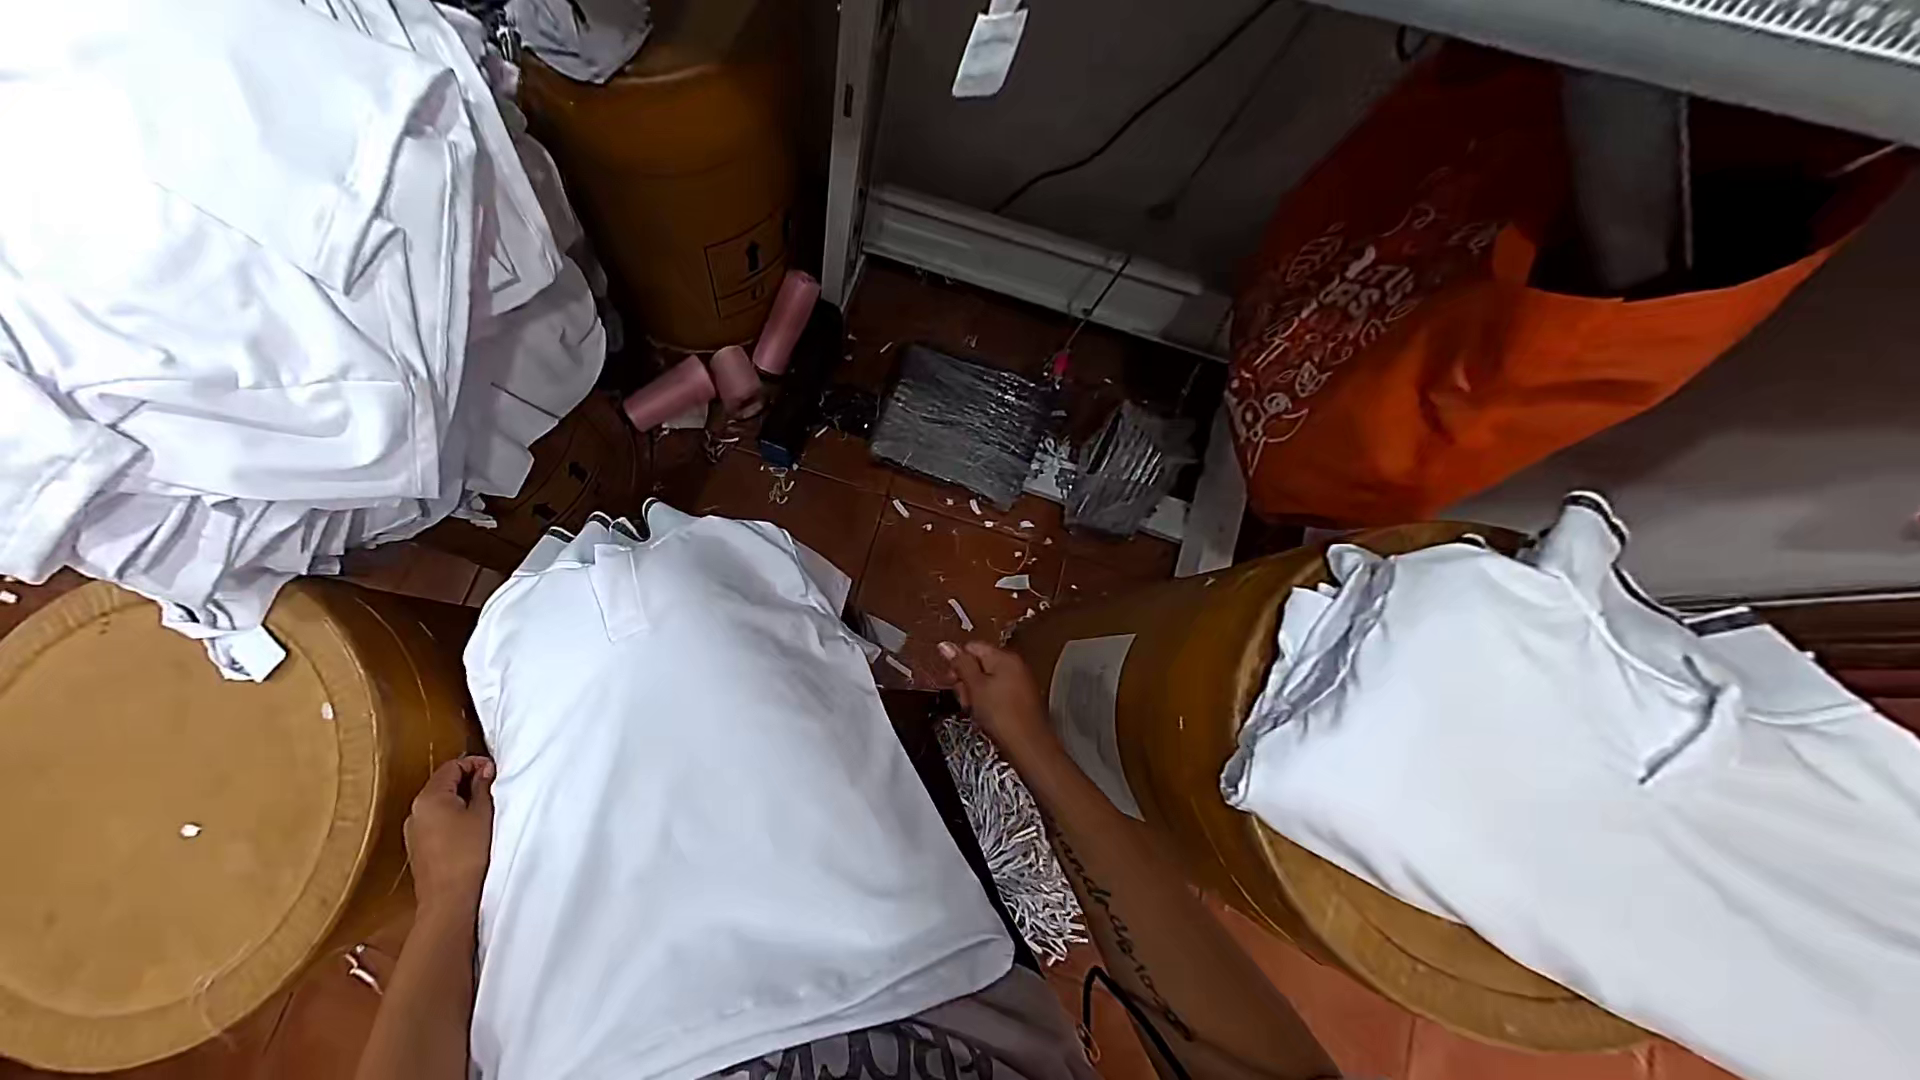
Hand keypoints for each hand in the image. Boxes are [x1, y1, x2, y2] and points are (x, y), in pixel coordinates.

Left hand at [404, 755, 495, 915]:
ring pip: (440, 802)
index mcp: (429, 798)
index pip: (452, 766)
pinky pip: (436, 819)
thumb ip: (483, 786)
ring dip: (462, 797)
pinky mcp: (418, 845)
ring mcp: (414, 830)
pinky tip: (472, 825)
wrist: (450, 897)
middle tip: (495, 786)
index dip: (476, 763)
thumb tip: (484, 770)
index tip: (496, 771)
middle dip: (469, 780)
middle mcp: (415, 811)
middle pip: (443, 783)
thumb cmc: (470, 850)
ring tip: (486, 805)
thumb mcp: (484, 812)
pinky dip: (454, 814)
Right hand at [938, 641, 1056, 760]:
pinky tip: (986, 716)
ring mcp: (1019, 682)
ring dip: (976, 694)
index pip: (972, 647)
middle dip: (967, 681)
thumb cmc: (1004, 716)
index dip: (958, 663)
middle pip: (979, 664)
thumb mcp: (975, 687)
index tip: (952, 679)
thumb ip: (960, 664)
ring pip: (987, 681)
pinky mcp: (1020, 699)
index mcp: (1004, 657)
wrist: (1027, 745)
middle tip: (966, 698)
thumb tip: (946, 646)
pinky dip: (988, 703)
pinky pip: (997, 694)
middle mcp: (1015, 666)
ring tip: (976, 710)